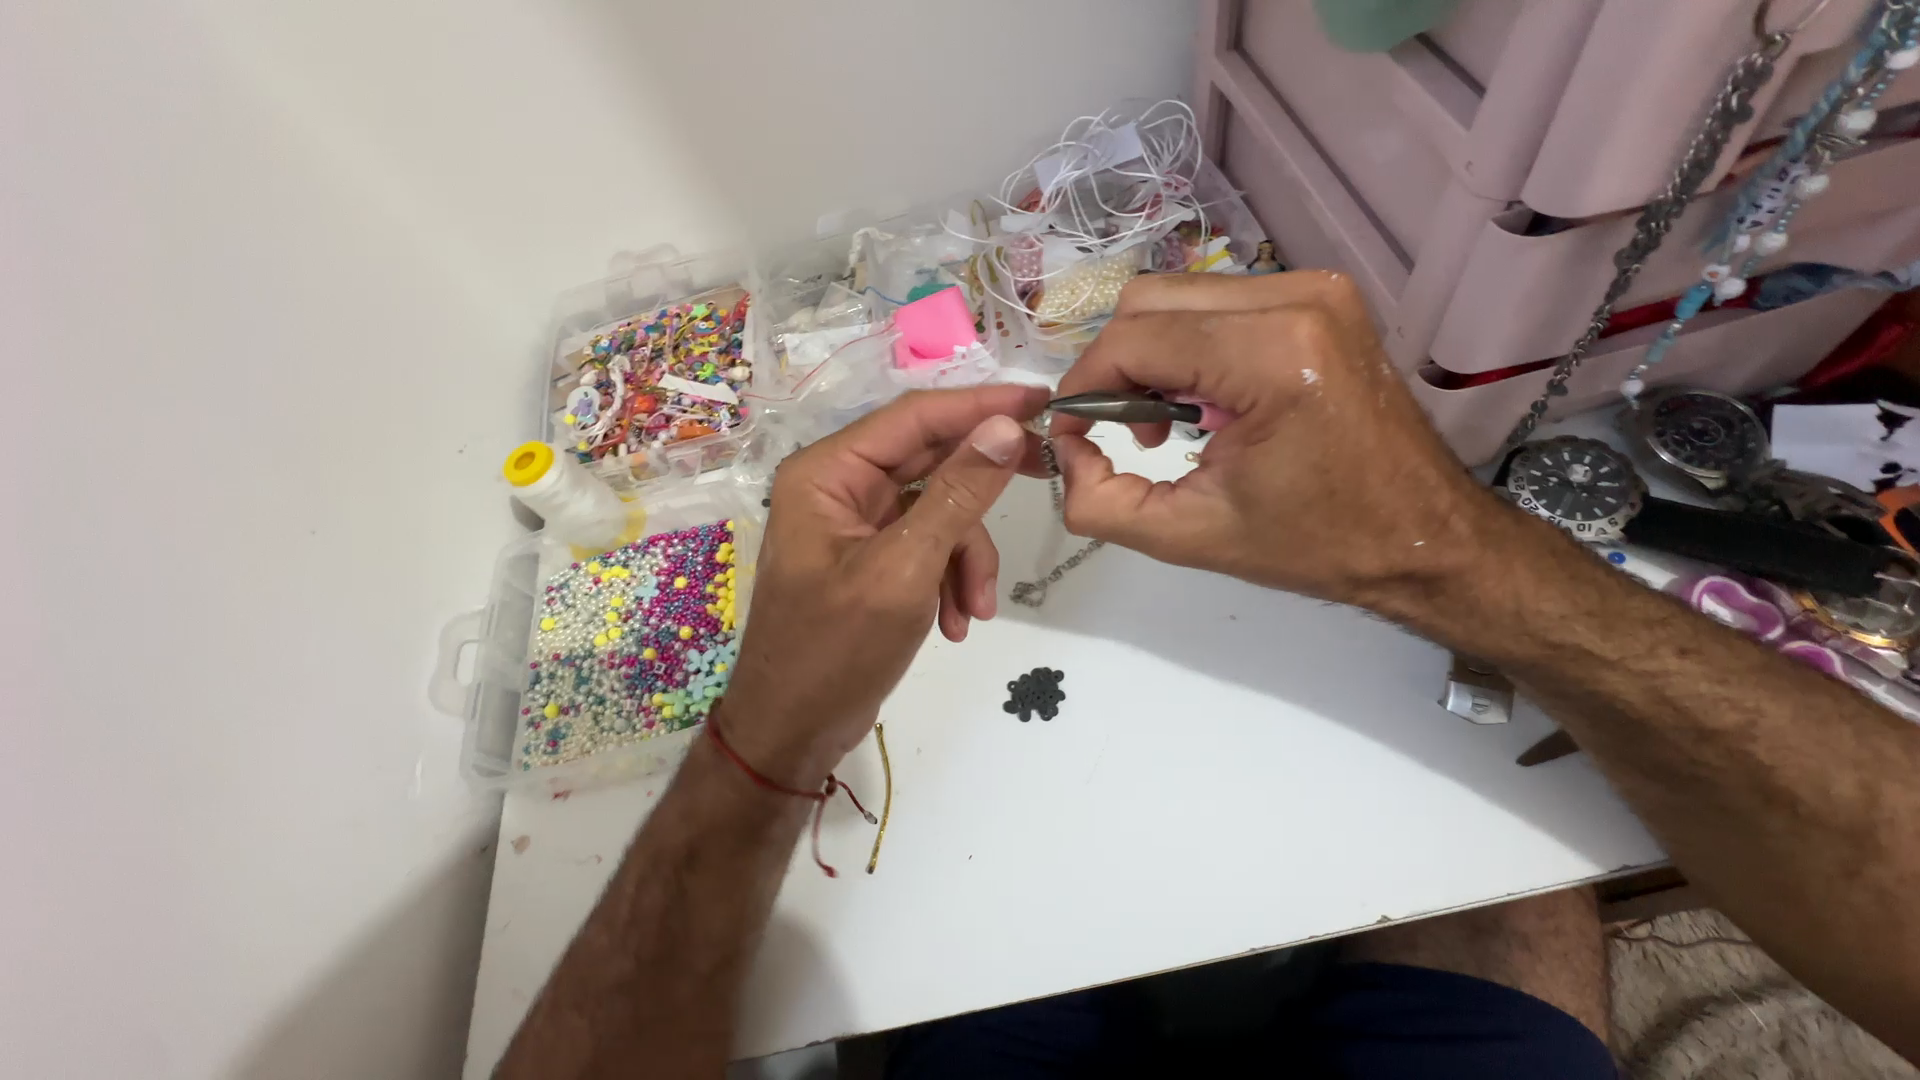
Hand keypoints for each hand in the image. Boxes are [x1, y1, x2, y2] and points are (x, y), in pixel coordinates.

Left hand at [719, 385, 1046, 785]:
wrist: (793, 732)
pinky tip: (955, 624)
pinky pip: (927, 546)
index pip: (915, 417)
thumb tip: (1005, 429)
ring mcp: (855, 525)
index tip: (1043, 401)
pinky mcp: (872, 559)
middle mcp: (839, 486)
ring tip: (975, 609)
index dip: (981, 405)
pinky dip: (949, 579)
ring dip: (967, 556)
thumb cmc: (834, 652)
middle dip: (983, 487)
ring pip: (938, 510)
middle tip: (1047, 476)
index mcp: (828, 473)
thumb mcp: (904, 570)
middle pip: (930, 459)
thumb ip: (957, 496)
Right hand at [1051, 271, 1499, 611]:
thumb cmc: (1314, 544)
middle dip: (1115, 367)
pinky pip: (1217, 305)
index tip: (1070, 433)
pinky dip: (1188, 349)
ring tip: (1167, 427)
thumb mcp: (1187, 536)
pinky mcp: (1322, 297)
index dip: (1084, 385)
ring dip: (1151, 357)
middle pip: (1149, 301)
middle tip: (1122, 432)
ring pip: (1179, 297)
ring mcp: (1315, 289)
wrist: (1423, 537)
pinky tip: (1204, 406)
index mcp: (1272, 355)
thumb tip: (1059, 450)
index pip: (1134, 339)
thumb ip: (1098, 501)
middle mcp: (1297, 298)